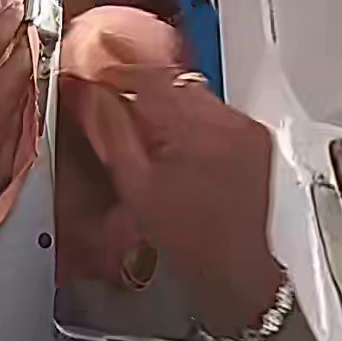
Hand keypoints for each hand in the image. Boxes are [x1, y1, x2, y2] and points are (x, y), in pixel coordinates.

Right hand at [78, 66, 280, 333]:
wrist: (234, 270)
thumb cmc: (184, 239)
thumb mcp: (134, 185)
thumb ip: (109, 130)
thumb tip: (86, 91)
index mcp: (195, 134)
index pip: (149, 79)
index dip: (118, 72)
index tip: (97, 70)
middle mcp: (227, 123)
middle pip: (173, 81)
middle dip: (141, 86)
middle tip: (116, 95)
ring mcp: (245, 128)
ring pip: (193, 92)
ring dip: (167, 100)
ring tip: (149, 126)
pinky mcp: (254, 135)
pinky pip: (214, 108)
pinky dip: (191, 114)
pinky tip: (179, 139)